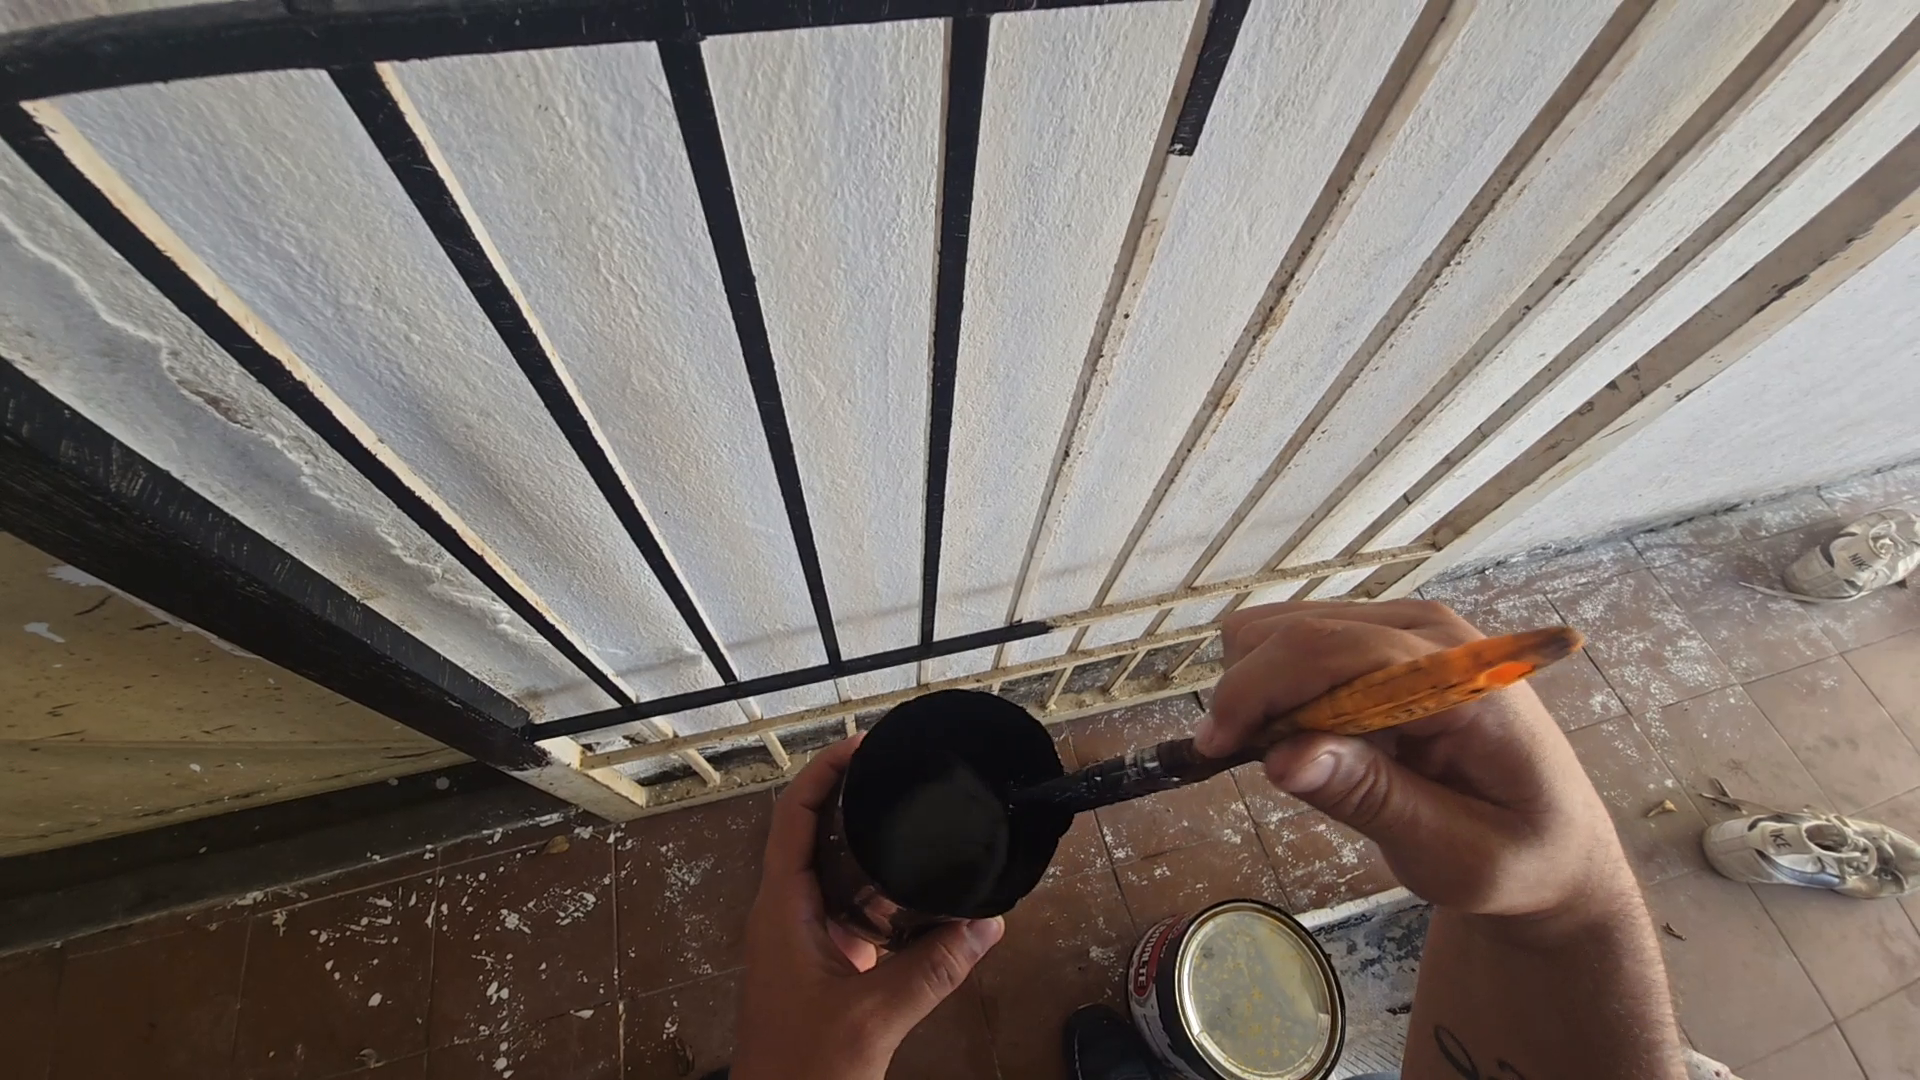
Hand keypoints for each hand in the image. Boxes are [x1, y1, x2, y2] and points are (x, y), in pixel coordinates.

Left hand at [730, 736, 1005, 1079]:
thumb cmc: (807, 1067)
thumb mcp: (873, 1017)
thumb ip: (933, 968)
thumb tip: (990, 921)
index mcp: (781, 906)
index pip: (790, 815)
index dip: (822, 771)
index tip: (865, 745)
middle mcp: (784, 908)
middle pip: (805, 826)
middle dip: (843, 789)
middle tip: (894, 766)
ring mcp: (798, 932)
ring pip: (823, 860)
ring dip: (855, 828)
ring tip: (904, 802)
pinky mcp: (816, 953)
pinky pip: (840, 894)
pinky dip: (868, 872)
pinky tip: (906, 874)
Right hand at [1194, 600, 1632, 923]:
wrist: (1548, 835)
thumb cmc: (1517, 854)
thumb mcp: (1457, 855)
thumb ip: (1373, 799)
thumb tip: (1279, 759)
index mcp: (1459, 675)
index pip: (1332, 651)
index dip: (1260, 689)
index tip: (1215, 746)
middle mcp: (1421, 628)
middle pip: (1290, 630)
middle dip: (1250, 694)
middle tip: (1256, 761)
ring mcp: (1393, 623)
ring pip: (1273, 627)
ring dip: (1257, 690)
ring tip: (1291, 750)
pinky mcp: (1367, 632)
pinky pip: (1283, 640)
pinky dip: (1269, 685)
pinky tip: (1302, 730)